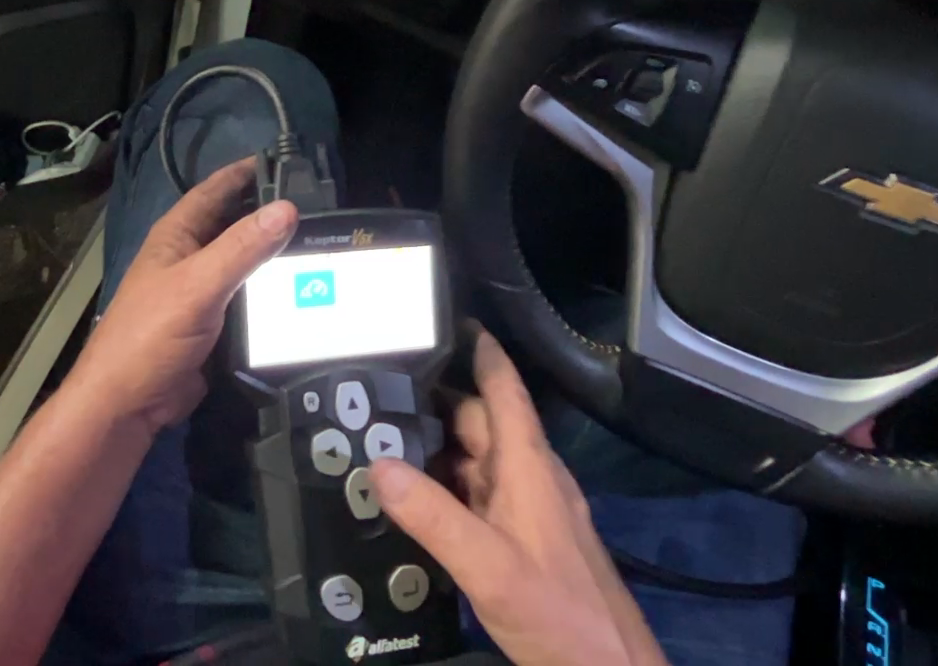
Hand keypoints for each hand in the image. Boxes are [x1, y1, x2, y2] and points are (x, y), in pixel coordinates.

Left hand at [65, 159, 297, 435]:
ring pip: (244, 262)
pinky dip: (272, 291)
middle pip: (234, 225)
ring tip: (321, 243)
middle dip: (269, 213)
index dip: (245, 172)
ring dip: (274, 254)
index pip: (214, 190)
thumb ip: (242, 248)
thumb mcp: (198, 285)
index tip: (286, 161)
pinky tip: (304, 290)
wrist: (128, 403)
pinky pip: (248, 297)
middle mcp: (188, 256)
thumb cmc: (151, 335)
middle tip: (319, 206)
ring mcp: (200, 290)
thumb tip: (288, 208)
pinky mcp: (214, 323)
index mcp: (176, 236)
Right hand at [371, 328, 667, 665]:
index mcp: (528, 468)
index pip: (505, 391)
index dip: (482, 352)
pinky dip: (442, 485)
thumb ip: (433, 517)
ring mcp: (525, 511)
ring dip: (434, 447)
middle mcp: (528, 480)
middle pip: (479, 423)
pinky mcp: (519, 541)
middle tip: (376, 390)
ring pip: (474, 460)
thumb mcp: (489, 568)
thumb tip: (379, 465)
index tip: (449, 320)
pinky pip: (474, 495)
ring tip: (381, 437)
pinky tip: (410, 495)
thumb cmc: (561, 616)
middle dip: (434, 403)